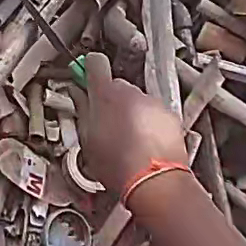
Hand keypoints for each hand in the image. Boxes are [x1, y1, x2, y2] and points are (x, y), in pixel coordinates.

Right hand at [78, 52, 186, 200]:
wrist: (155, 183)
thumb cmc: (119, 166)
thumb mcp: (87, 139)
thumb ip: (81, 109)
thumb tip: (78, 95)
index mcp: (105, 94)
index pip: (95, 62)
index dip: (89, 69)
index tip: (86, 78)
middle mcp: (130, 92)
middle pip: (116, 84)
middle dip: (110, 99)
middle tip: (104, 123)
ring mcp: (151, 102)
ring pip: (135, 99)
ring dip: (129, 112)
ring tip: (125, 139)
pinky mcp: (168, 114)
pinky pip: (153, 112)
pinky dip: (147, 122)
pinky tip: (142, 143)